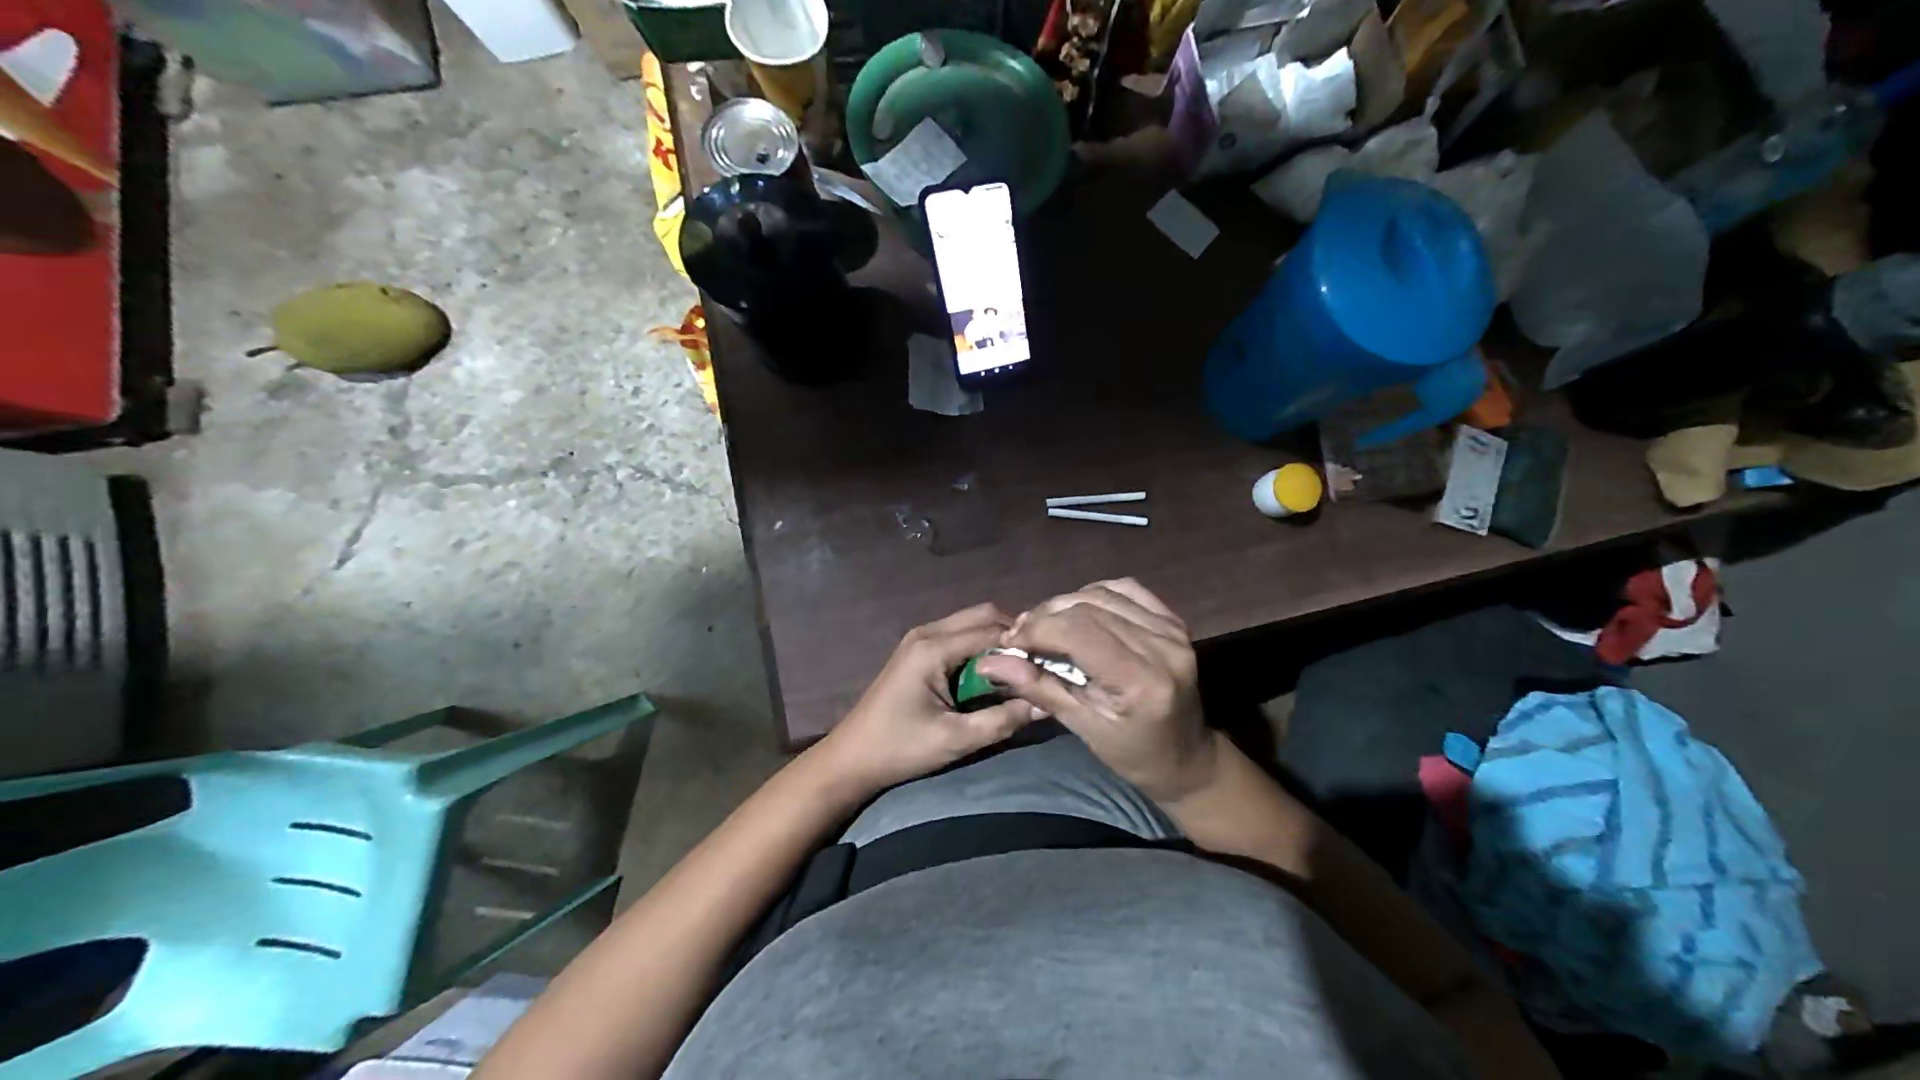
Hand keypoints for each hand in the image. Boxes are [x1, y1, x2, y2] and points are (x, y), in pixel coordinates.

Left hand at [811, 603, 1039, 794]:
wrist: (852, 758)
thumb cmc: (901, 748)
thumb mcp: (956, 740)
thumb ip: (1003, 719)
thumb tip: (1046, 702)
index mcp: (933, 648)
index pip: (992, 630)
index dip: (1023, 645)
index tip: (1050, 665)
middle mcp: (927, 633)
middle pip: (983, 615)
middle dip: (1013, 636)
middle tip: (1037, 665)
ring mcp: (920, 638)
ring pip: (971, 623)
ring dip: (997, 641)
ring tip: (1021, 670)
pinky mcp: (919, 650)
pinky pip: (959, 636)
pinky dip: (981, 647)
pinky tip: (994, 673)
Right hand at [977, 578, 1217, 803]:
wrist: (1188, 756)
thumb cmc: (1133, 753)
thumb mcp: (1083, 728)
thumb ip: (1039, 688)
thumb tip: (990, 661)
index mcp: (1142, 682)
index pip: (1079, 633)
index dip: (1037, 630)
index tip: (1009, 643)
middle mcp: (1162, 646)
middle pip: (1087, 609)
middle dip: (1045, 618)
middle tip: (1020, 637)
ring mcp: (1172, 629)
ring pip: (1102, 594)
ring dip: (1064, 605)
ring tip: (1044, 625)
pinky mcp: (1173, 620)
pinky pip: (1125, 589)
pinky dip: (1094, 594)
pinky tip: (1078, 612)